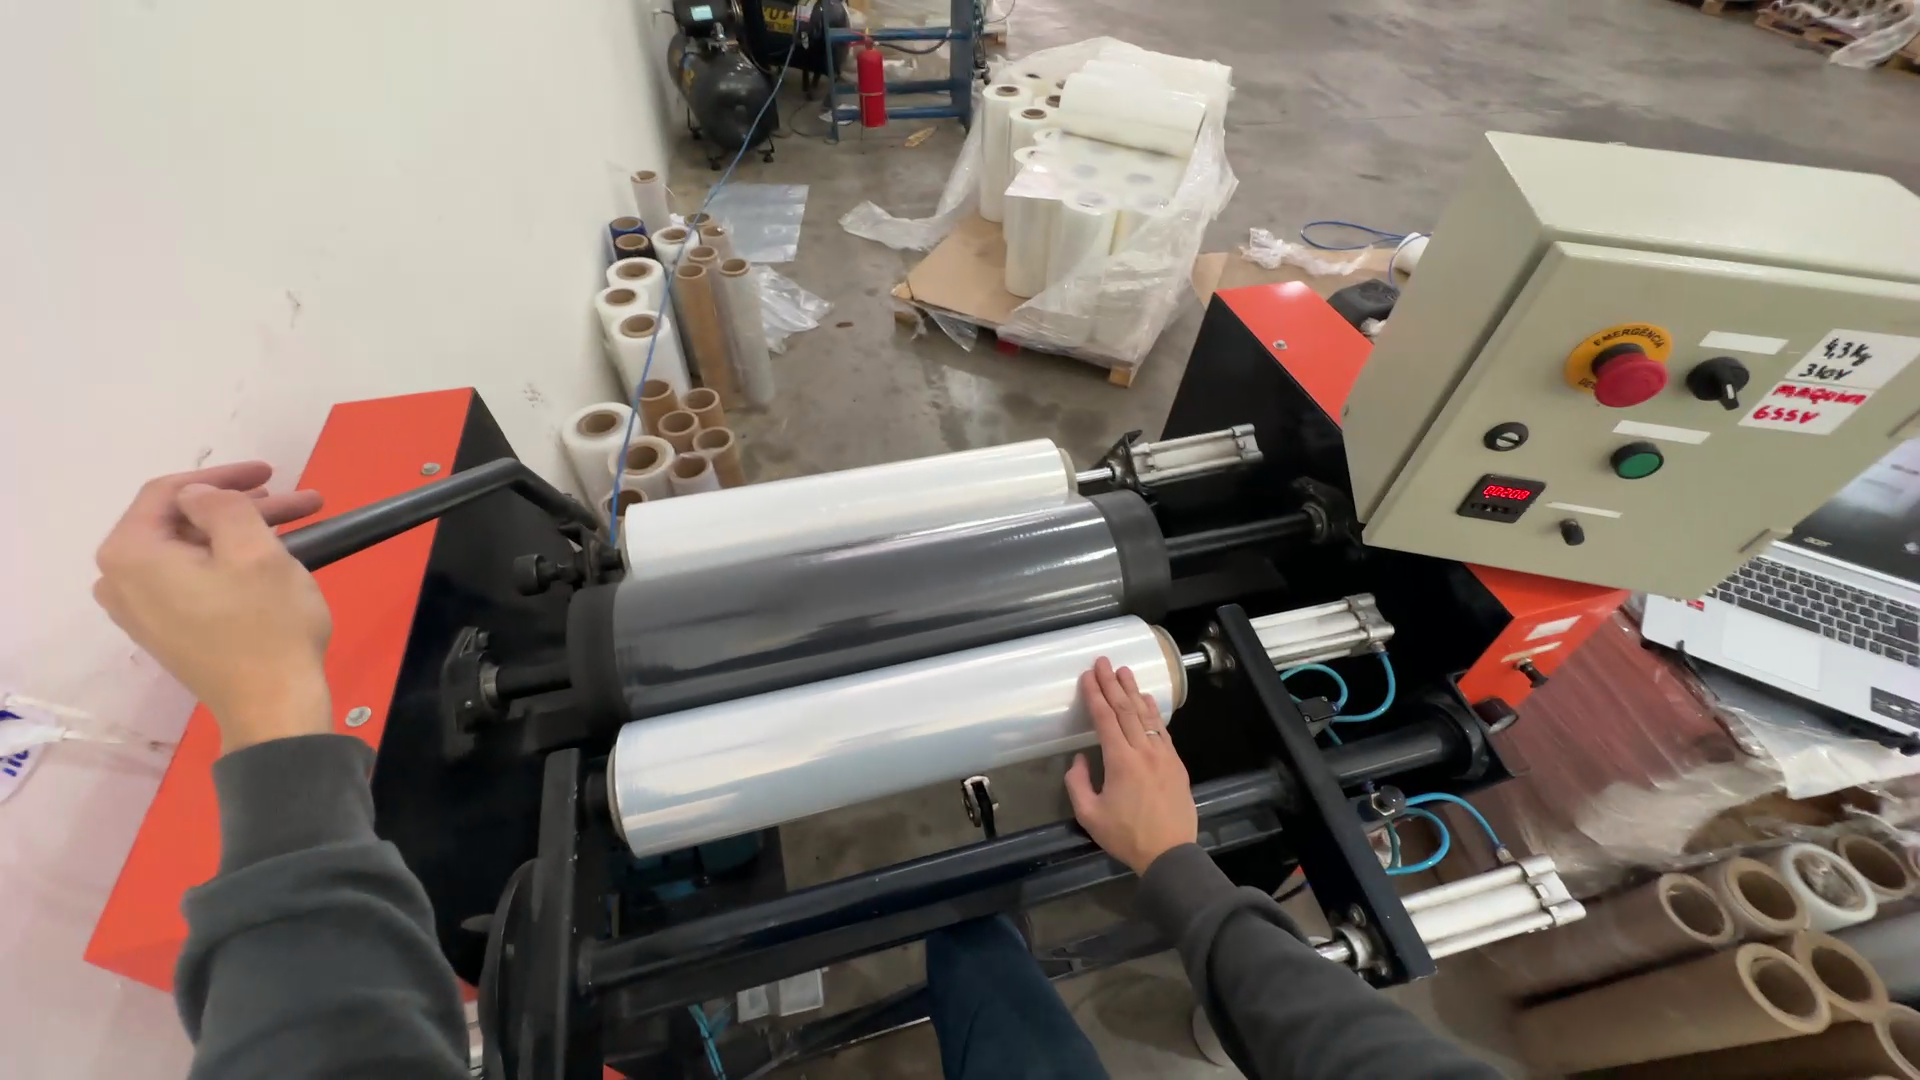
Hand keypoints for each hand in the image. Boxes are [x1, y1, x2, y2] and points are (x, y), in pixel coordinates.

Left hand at [93, 462, 331, 753]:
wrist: (271, 699)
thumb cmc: (268, 623)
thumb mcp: (258, 553)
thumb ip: (226, 509)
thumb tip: (203, 495)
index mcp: (133, 554)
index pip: (169, 493)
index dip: (224, 476)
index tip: (274, 472)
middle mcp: (121, 578)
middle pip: (182, 522)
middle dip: (245, 507)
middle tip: (304, 502)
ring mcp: (140, 608)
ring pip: (191, 550)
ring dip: (244, 533)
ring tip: (300, 530)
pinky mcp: (167, 627)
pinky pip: (192, 577)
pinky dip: (230, 559)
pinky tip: (270, 562)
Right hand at [1064, 656, 1197, 874]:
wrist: (1170, 855)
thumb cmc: (1126, 836)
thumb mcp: (1089, 815)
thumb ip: (1077, 783)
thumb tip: (1080, 760)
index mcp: (1121, 761)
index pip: (1105, 719)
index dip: (1094, 695)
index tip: (1087, 676)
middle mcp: (1143, 751)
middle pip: (1125, 710)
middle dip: (1112, 684)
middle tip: (1104, 662)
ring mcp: (1163, 756)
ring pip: (1146, 715)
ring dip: (1133, 691)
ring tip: (1125, 671)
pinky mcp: (1176, 764)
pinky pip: (1162, 730)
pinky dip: (1152, 711)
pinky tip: (1146, 700)